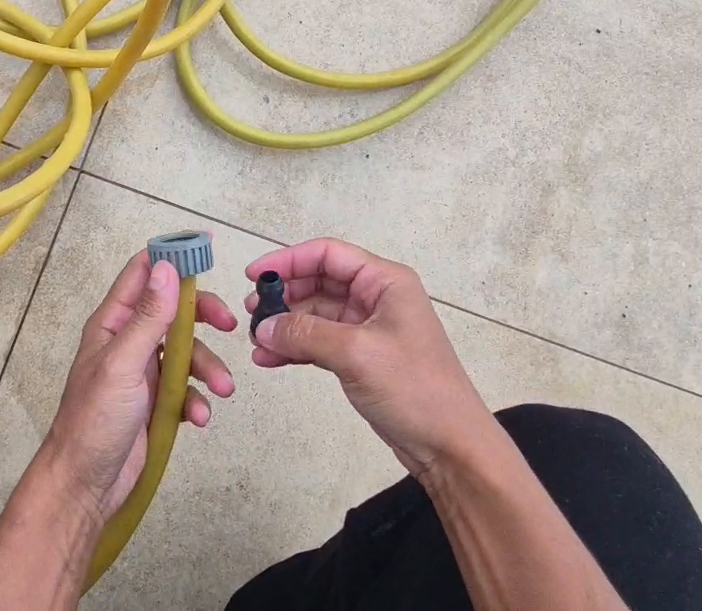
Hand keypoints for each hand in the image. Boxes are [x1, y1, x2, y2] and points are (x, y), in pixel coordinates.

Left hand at [42, 252, 237, 519]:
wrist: (86, 486)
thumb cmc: (94, 420)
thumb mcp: (123, 363)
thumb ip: (147, 317)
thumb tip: (168, 268)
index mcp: (114, 322)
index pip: (143, 273)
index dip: (173, 257)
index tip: (206, 248)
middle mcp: (130, 339)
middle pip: (175, 310)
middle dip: (204, 316)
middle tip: (229, 324)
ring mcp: (144, 370)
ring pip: (187, 351)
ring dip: (208, 367)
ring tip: (222, 390)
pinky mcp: (157, 401)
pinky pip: (187, 388)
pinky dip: (198, 399)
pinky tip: (199, 418)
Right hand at [246, 237, 495, 475]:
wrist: (451, 447)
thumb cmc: (413, 388)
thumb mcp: (356, 353)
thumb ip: (305, 334)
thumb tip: (262, 327)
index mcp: (384, 281)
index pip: (327, 254)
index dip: (288, 260)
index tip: (254, 275)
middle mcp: (376, 297)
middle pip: (318, 281)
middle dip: (284, 295)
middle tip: (250, 312)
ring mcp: (368, 328)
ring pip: (315, 313)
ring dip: (285, 325)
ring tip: (255, 340)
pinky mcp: (361, 357)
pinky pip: (319, 341)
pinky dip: (294, 348)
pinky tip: (269, 359)